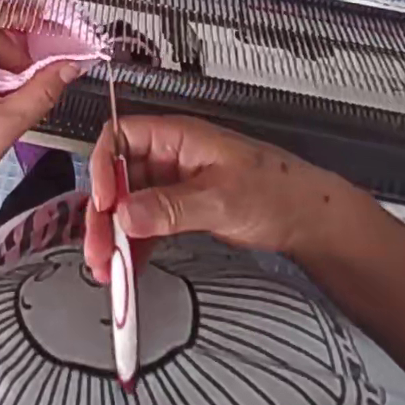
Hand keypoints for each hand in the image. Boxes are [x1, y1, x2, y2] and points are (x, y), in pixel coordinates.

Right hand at [82, 114, 366, 281]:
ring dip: (113, 235)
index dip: (104, 166)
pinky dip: (133, 245)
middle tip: (98, 249)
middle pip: (118, 176)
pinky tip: (127, 268)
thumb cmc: (275, 189)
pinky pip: (144, 223)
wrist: (306, 216)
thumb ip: (170, 206)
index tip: (101, 202)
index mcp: (177, 136)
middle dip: (103, 213)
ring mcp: (172, 182)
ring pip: (127, 203)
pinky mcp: (178, 208)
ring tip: (107, 268)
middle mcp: (169, 155)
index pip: (122, 137)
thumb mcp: (221, 198)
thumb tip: (125, 213)